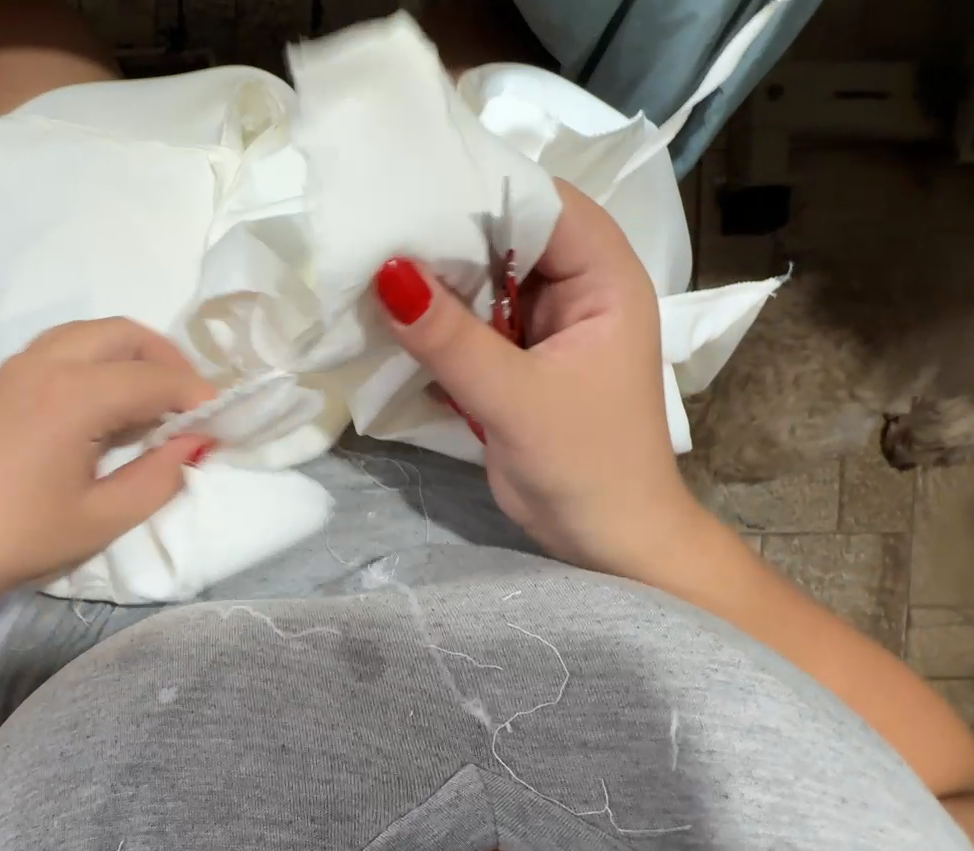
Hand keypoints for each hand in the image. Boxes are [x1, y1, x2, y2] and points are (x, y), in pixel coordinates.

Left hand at [0, 318, 216, 620]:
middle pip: (122, 335)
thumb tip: (198, 444)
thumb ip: (159, 478)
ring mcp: (14, 368)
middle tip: (189, 402)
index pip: (154, 378)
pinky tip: (101, 406)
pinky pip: (59, 349)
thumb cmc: (19, 539)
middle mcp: (44, 363)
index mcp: (73, 394)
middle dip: (166, 359)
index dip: (196, 396)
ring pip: (88, 335)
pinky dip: (95, 361)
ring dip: (129, 356)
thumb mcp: (101, 519)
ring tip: (150, 401)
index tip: (222, 420)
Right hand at [373, 180, 714, 579]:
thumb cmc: (583, 464)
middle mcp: (575, 291)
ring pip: (482, 285)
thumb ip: (450, 338)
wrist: (602, 538)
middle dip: (446, 237)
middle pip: (506, 239)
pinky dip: (434, 323)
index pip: (544, 204)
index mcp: (604, 279)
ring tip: (369, 268)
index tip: (410, 188)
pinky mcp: (512, 363)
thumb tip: (387, 271)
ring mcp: (541, 328)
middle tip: (374, 229)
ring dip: (434, 283)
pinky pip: (468, 326)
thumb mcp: (513, 396)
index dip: (482, 189)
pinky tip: (389, 318)